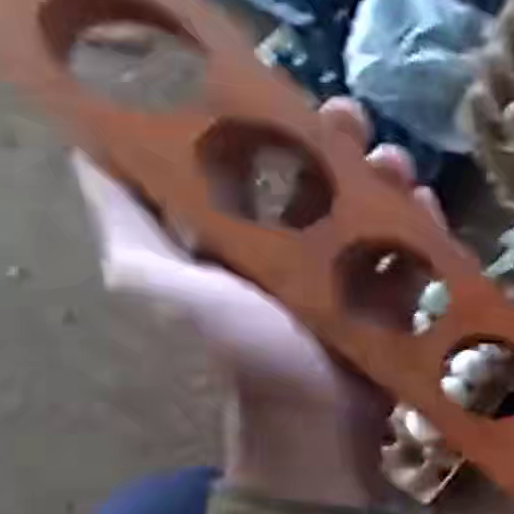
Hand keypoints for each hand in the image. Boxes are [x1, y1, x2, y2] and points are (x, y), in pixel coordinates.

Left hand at [72, 98, 444, 506]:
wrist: (317, 419)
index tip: (287, 94)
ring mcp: (351, 277)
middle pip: (321, 182)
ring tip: (397, 163)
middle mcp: (296, 250)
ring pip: (371, 211)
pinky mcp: (394, 302)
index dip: (270, 125)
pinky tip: (426, 204)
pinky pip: (411, 254)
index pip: (256, 166)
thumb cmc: (244, 350)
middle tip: (355, 119)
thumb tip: (86, 146)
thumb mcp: (158, 282)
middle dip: (337, 143)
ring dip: (385, 179)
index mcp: (242, 237)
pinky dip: (424, 227)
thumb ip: (124, 220)